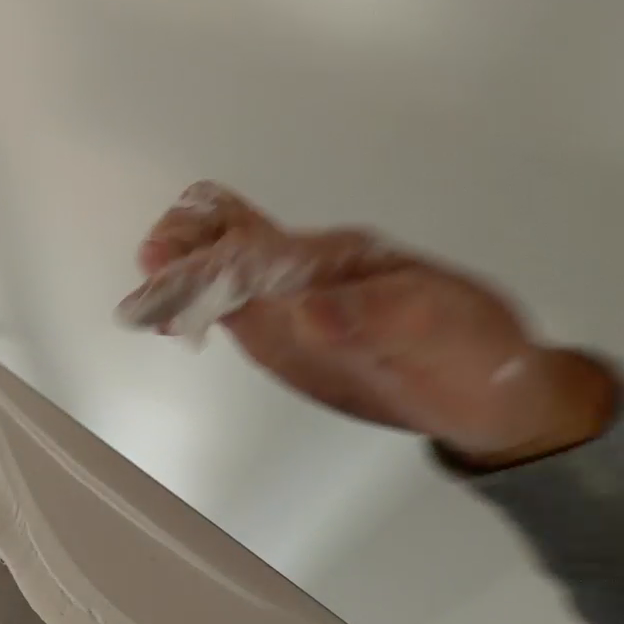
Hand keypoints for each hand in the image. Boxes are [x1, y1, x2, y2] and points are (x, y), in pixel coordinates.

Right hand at [118, 182, 617, 466]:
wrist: (482, 389)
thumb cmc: (471, 351)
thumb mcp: (441, 331)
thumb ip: (374, 318)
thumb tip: (303, 311)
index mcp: (330, 259)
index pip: (251, 237)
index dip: (205, 246)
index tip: (170, 266)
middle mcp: (294, 270)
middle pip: (218, 233)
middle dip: (176, 248)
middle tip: (149, 283)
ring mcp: (279, 301)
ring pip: (208, 268)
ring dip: (170, 280)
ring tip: (142, 310)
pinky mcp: (274, 332)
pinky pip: (217, 307)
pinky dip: (183, 309)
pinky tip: (165, 325)